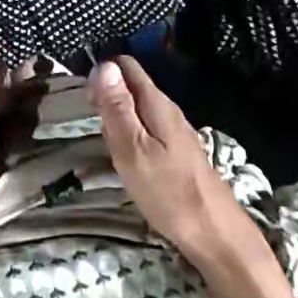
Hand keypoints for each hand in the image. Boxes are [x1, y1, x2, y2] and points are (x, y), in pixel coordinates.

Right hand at [87, 57, 257, 268]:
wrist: (212, 231)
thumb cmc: (167, 191)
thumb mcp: (132, 148)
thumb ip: (117, 108)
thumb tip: (104, 65)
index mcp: (156, 103)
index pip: (126, 66)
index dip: (101, 73)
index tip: (85, 99)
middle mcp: (167, 109)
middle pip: (132, 85)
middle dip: (107, 97)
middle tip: (95, 126)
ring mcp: (175, 130)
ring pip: (138, 108)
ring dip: (118, 118)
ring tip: (107, 144)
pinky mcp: (177, 150)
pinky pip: (147, 128)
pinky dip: (131, 135)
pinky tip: (127, 158)